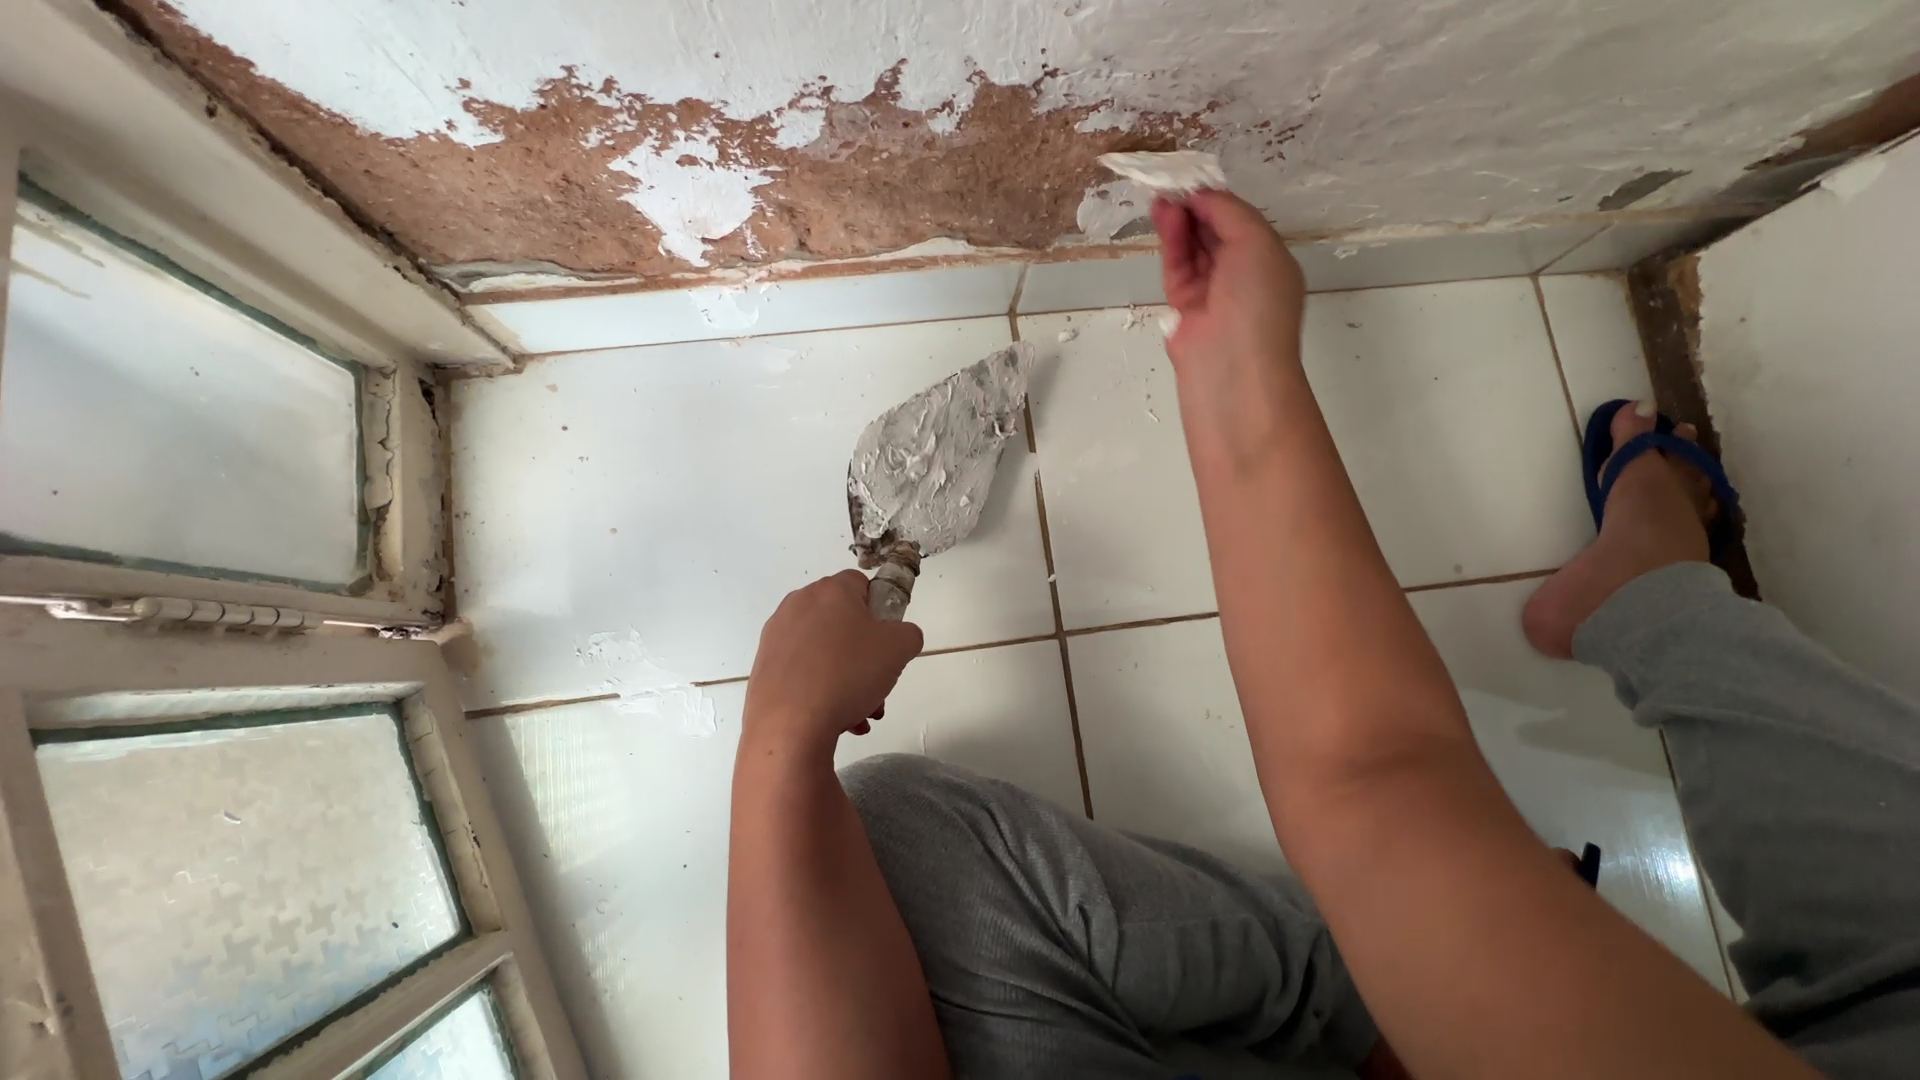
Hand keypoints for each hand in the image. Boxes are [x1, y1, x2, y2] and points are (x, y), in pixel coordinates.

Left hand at [742, 570, 924, 754]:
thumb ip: (908, 633)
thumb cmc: (848, 674)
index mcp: (831, 590)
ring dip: (847, 678)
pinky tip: (837, 719)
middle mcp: (799, 604)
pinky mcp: (764, 665)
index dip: (879, 610)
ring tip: (860, 712)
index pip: (862, 584)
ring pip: (825, 651)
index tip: (886, 641)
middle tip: (877, 683)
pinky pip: (803, 670)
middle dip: (865, 654)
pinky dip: (821, 689)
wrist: (789, 724)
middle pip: (843, 622)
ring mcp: (777, 635)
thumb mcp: (900, 649)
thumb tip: (897, 637)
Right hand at [1152, 190, 1304, 369]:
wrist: (1232, 368)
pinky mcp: (1183, 308)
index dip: (1217, 200)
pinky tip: (1163, 219)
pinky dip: (1170, 243)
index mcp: (1269, 262)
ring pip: (1192, 248)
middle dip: (1195, 208)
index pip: (1240, 222)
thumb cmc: (1258, 303)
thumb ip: (1228, 213)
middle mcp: (1241, 276)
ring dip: (1179, 222)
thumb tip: (1199, 197)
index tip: (1194, 178)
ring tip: (1161, 198)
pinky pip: (1177, 268)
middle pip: (1214, 232)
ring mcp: (1211, 293)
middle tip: (1171, 183)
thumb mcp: (1256, 243)